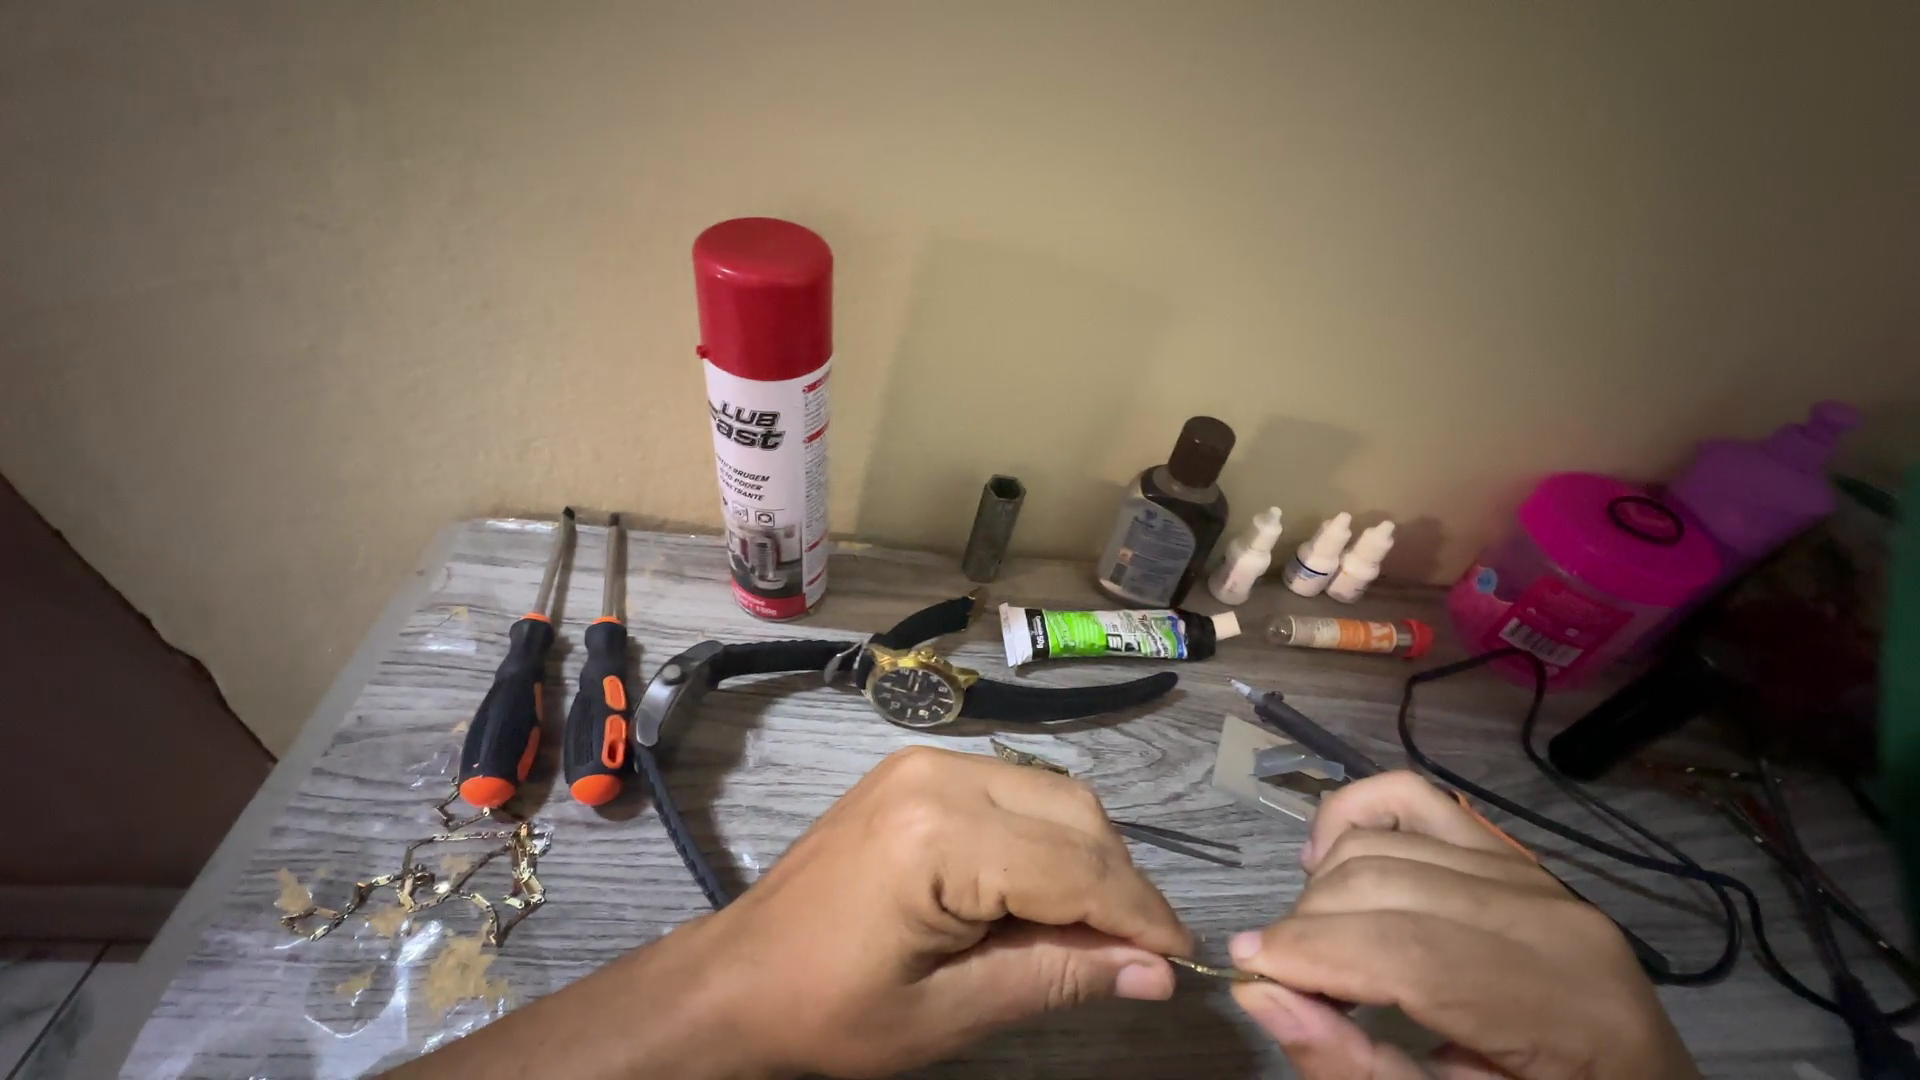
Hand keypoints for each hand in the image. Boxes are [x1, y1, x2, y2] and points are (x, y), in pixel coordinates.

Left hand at [389, 746, 1188, 1079]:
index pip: (1076, 865)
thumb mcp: (948, 1013)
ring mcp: (926, 761)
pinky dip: (1047, 833)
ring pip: (1050, 792)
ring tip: (1097, 924)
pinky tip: (1045, 884)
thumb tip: (1153, 970)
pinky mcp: (918, 767)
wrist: (740, 972)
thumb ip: (1057, 977)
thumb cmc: (832, 1010)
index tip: (1182, 961)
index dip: (1139, 914)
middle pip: (1073, 812)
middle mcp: (939, 775)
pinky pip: (1013, 788)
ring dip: (1088, 854)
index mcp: (941, 835)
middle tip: (1139, 950)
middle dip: (1119, 880)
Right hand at [1228, 771, 1698, 1079]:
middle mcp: (1553, 919)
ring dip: (1321, 887)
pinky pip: (1409, 796)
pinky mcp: (1505, 851)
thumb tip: (1259, 993)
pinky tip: (1324, 859)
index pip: (1409, 953)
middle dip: (1306, 927)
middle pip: (1384, 888)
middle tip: (1279, 977)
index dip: (1313, 954)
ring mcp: (1531, 873)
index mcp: (1568, 1009)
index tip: (1249, 973)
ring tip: (1312, 943)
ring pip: (1380, 844)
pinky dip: (1351, 813)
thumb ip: (1353, 1067)